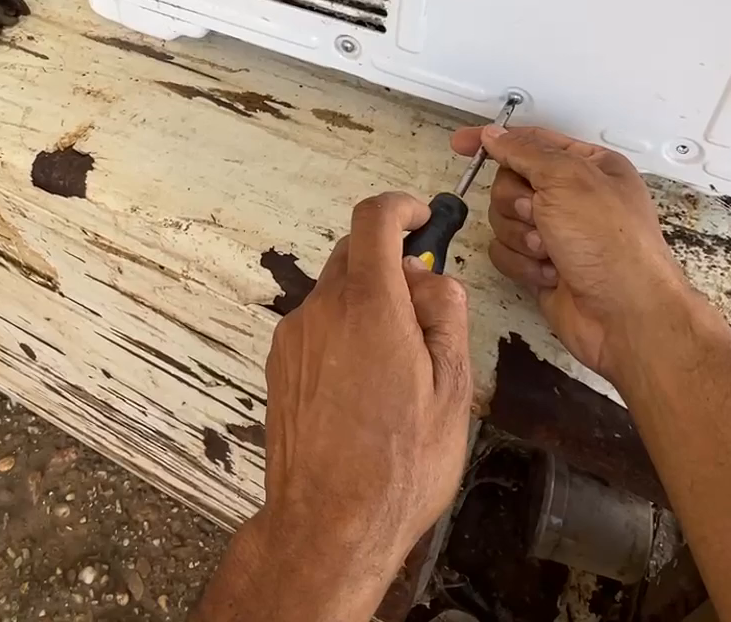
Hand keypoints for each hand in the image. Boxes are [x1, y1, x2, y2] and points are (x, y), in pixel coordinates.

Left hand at [242, 193, 471, 613]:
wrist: (327, 524)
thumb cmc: (400, 463)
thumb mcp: (451, 388)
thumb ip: (445, 314)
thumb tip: (432, 277)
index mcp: (370, 305)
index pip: (374, 219)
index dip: (401, 207)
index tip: (421, 220)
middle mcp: (323, 308)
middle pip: (354, 252)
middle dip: (390, 263)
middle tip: (422, 311)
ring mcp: (294, 334)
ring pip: (336, 289)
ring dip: (367, 301)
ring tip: (394, 364)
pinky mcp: (279, 360)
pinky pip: (317, 322)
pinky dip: (342, 328)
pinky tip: (361, 383)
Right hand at [450, 125, 687, 375]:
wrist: (624, 315)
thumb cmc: (610, 242)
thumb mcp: (567, 179)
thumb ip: (523, 151)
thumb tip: (494, 135)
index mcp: (588, 166)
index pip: (529, 142)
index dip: (494, 141)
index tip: (461, 143)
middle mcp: (570, 196)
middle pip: (508, 182)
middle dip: (516, 202)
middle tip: (536, 214)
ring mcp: (555, 233)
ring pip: (502, 219)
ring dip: (520, 235)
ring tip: (549, 250)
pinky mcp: (540, 265)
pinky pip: (504, 252)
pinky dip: (521, 262)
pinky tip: (549, 273)